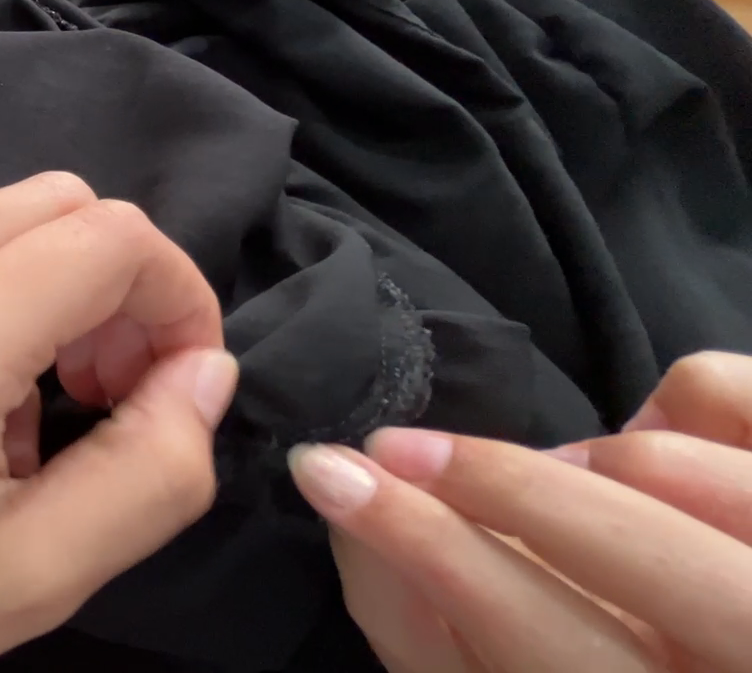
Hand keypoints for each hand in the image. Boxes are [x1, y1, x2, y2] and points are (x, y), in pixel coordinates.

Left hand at [0, 172, 235, 672]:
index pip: (109, 236)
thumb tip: (204, 372)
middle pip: (61, 202)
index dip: (177, 294)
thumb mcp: (31, 573)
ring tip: (49, 404)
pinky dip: (7, 290)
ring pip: (8, 217)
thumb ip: (150, 469)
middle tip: (114, 391)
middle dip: (122, 281)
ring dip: (64, 286)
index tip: (177, 383)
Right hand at [289, 351, 751, 672]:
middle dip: (507, 486)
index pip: (554, 649)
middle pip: (657, 562)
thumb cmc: (560, 650)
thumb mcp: (465, 663)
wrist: (702, 636)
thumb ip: (400, 601)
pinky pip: (738, 397)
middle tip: (405, 450)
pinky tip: (666, 430)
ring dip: (599, 456)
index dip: (433, 549)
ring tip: (577, 476)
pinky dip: (695, 392)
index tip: (327, 471)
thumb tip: (336, 481)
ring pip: (698, 474)